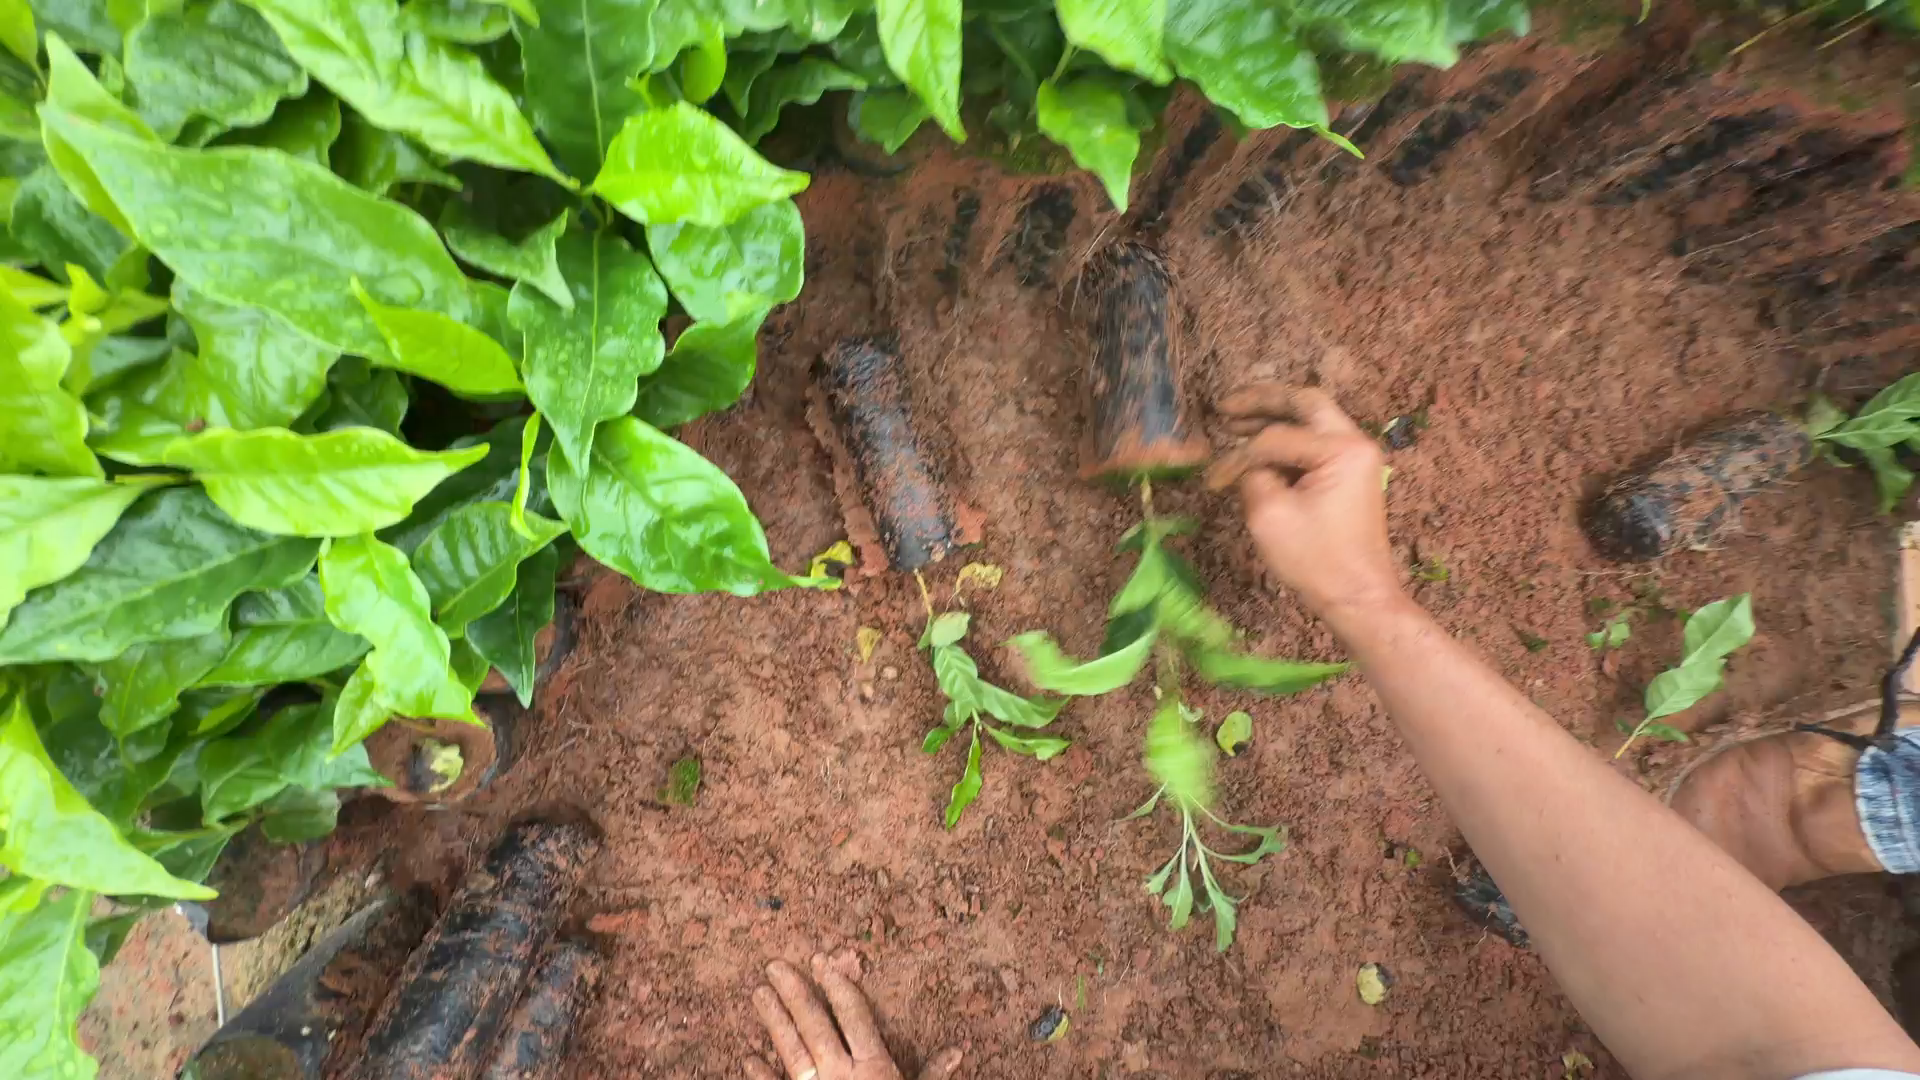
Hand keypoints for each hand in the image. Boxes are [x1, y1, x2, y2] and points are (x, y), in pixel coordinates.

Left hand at [744, 955, 961, 1079]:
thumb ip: (933, 1075)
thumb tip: (960, 1049)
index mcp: (874, 1067)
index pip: (854, 1015)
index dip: (838, 985)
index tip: (821, 959)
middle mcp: (842, 1076)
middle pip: (815, 1026)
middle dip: (795, 994)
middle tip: (773, 966)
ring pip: (792, 1052)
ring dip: (774, 1022)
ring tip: (758, 994)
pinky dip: (760, 1075)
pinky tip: (747, 1056)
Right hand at [1206, 385, 1402, 619]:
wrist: (1357, 594)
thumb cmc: (1315, 559)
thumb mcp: (1269, 515)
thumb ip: (1251, 476)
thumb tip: (1244, 464)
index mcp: (1340, 450)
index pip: (1275, 438)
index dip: (1237, 456)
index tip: (1214, 481)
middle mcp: (1355, 443)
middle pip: (1305, 403)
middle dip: (1262, 401)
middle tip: (1225, 406)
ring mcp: (1355, 457)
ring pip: (1311, 418)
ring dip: (1273, 416)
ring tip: (1233, 421)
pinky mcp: (1348, 473)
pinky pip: (1313, 442)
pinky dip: (1285, 439)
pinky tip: (1256, 447)